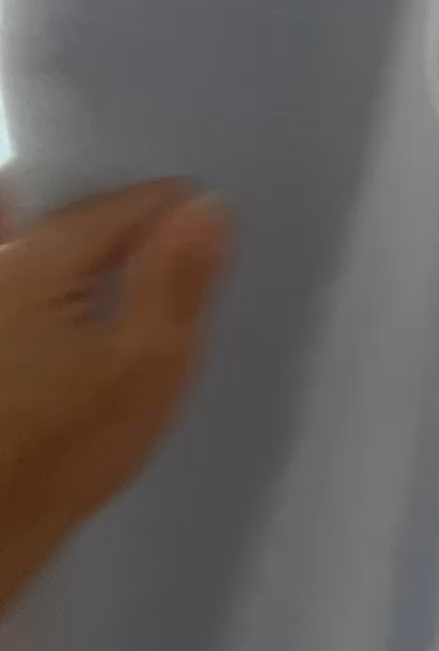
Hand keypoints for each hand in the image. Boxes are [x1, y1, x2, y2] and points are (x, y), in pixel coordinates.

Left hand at [0, 180, 227, 610]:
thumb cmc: (69, 445)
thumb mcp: (153, 360)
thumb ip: (180, 277)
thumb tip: (207, 205)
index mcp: (25, 265)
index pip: (112, 205)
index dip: (170, 206)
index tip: (208, 225)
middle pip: (36, 205)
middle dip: (101, 214)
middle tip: (154, 246)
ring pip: (15, 241)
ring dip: (69, 246)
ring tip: (115, 276)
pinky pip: (11, 275)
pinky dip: (44, 275)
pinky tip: (75, 311)